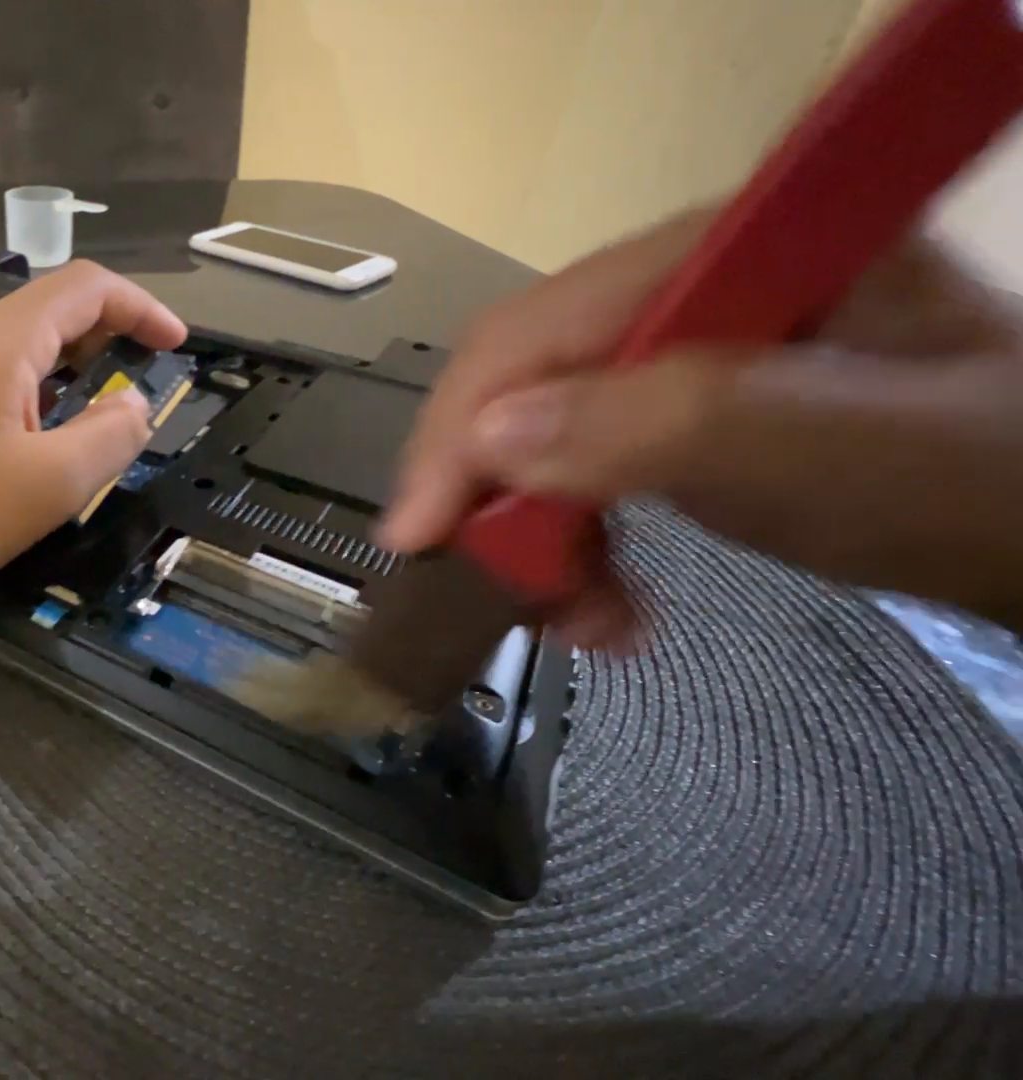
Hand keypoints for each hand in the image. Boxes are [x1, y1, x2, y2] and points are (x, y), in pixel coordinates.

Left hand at [0, 260, 186, 619]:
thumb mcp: (51, 484)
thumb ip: (111, 436)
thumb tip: (134, 404)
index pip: (85, 288)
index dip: (141, 306)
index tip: (176, 345)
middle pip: (47, 310)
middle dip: (105, 336)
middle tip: (137, 381)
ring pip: (13, 346)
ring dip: (64, 368)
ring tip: (87, 415)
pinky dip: (25, 390)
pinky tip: (26, 438)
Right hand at [381, 207, 1022, 645]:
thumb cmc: (998, 488)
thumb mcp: (853, 454)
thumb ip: (677, 425)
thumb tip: (491, 439)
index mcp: (725, 258)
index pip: (534, 333)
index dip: (459, 433)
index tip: (418, 537)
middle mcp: (676, 294)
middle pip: (516, 386)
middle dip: (490, 496)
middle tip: (492, 590)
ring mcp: (669, 355)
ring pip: (530, 438)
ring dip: (530, 536)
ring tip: (573, 620)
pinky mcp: (667, 412)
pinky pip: (569, 473)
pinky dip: (567, 546)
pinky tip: (602, 603)